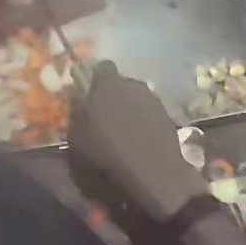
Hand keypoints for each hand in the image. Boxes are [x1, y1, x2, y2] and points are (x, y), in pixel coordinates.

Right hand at [67, 62, 207, 221]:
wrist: (156, 176)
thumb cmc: (107, 158)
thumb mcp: (77, 141)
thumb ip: (76, 116)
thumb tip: (78, 101)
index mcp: (108, 85)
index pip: (102, 68)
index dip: (96, 80)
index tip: (90, 95)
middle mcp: (134, 85)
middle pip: (122, 84)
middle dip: (114, 97)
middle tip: (105, 118)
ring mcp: (155, 101)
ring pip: (138, 100)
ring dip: (131, 111)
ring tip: (124, 134)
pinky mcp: (169, 118)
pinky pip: (151, 115)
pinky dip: (145, 124)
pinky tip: (141, 144)